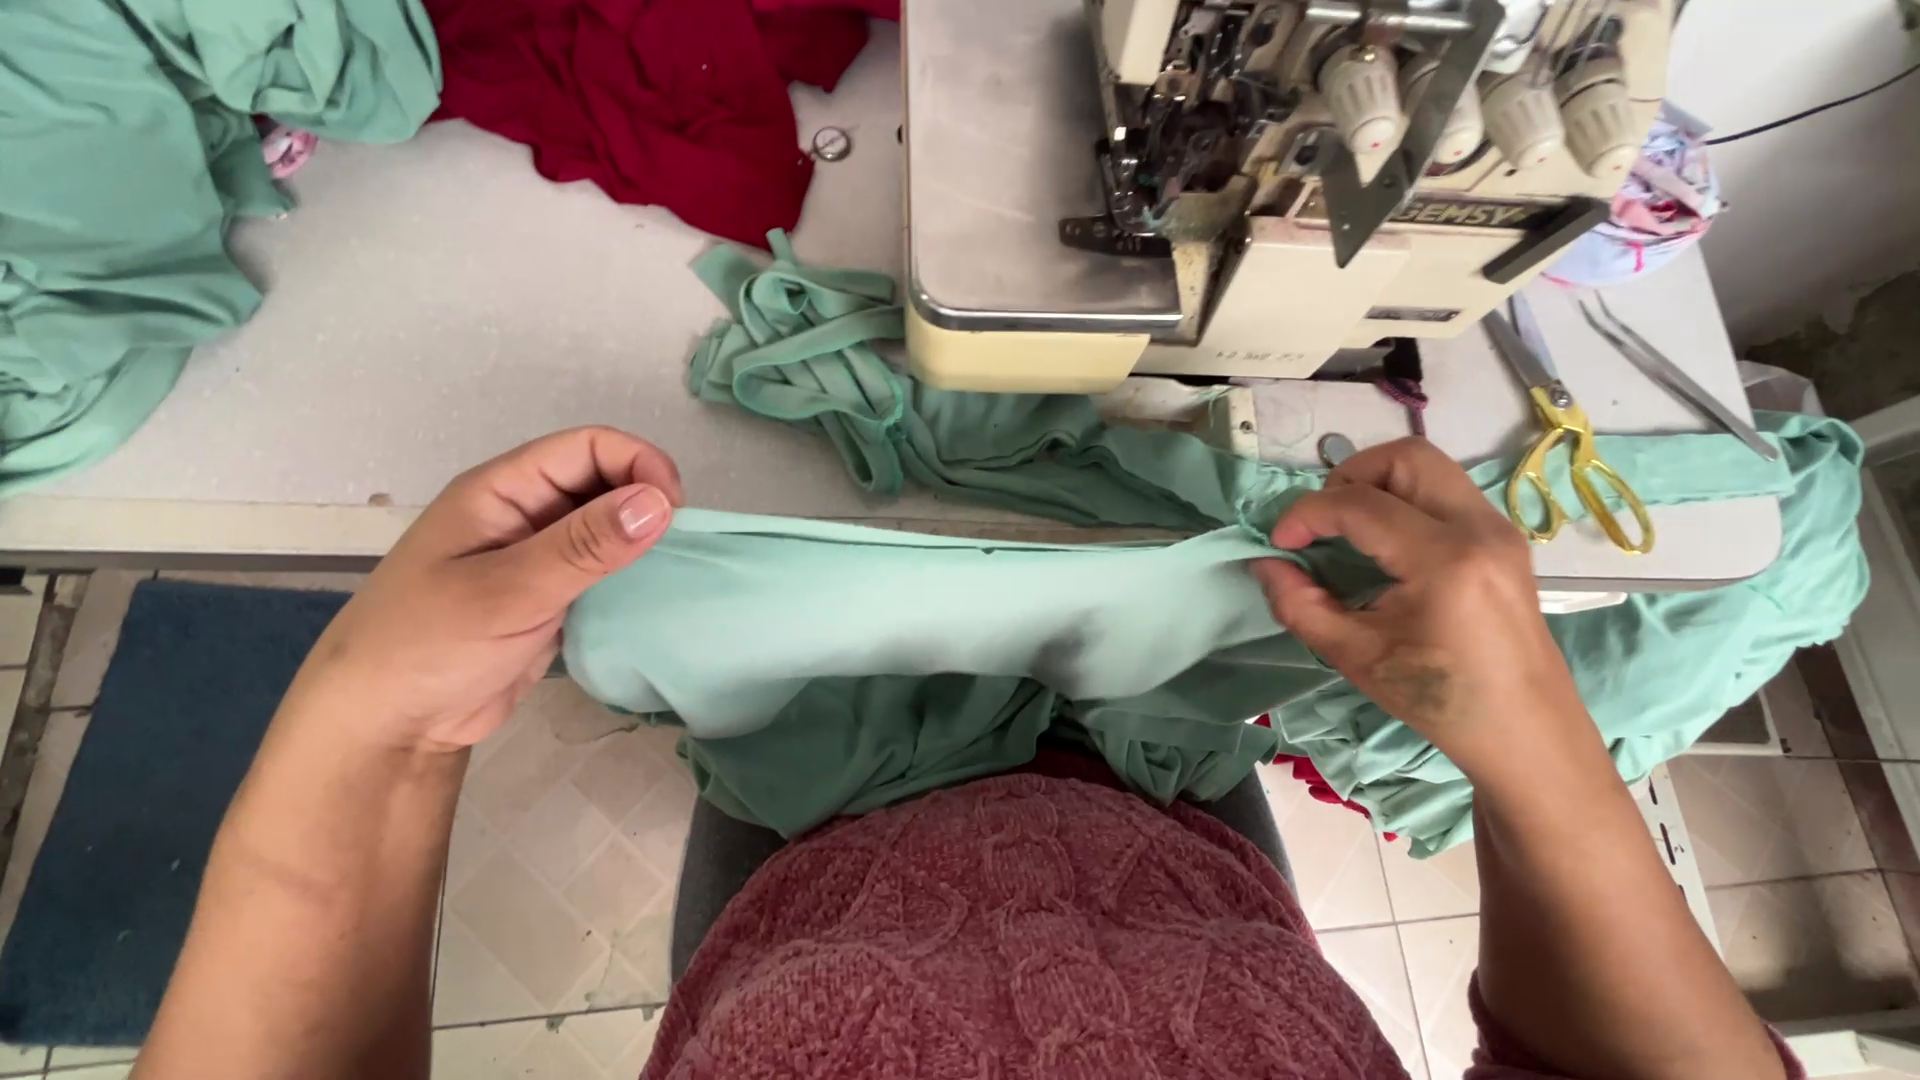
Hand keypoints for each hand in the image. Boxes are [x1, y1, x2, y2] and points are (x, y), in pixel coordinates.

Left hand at [284, 427, 683, 752]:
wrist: (389, 726)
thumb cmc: (429, 646)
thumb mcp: (509, 591)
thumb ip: (585, 545)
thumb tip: (660, 503)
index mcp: (502, 490)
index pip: (588, 448)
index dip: (639, 464)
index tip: (675, 512)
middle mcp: (525, 513)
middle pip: (603, 480)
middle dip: (646, 500)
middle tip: (678, 546)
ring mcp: (538, 555)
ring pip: (607, 525)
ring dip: (641, 539)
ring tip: (672, 569)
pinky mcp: (552, 595)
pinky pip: (603, 567)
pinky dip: (631, 573)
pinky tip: (650, 593)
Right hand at [1251, 438, 1589, 779]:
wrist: (1526, 732)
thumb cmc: (1438, 699)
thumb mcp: (1353, 656)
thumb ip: (1297, 603)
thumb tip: (1264, 561)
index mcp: (1444, 560)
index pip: (1358, 503)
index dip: (1305, 514)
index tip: (1278, 544)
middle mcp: (1478, 528)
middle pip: (1404, 457)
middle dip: (1347, 479)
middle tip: (1323, 525)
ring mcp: (1497, 528)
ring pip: (1426, 466)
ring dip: (1375, 486)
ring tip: (1348, 533)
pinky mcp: (1501, 537)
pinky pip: (1441, 491)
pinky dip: (1400, 501)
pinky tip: (1382, 548)